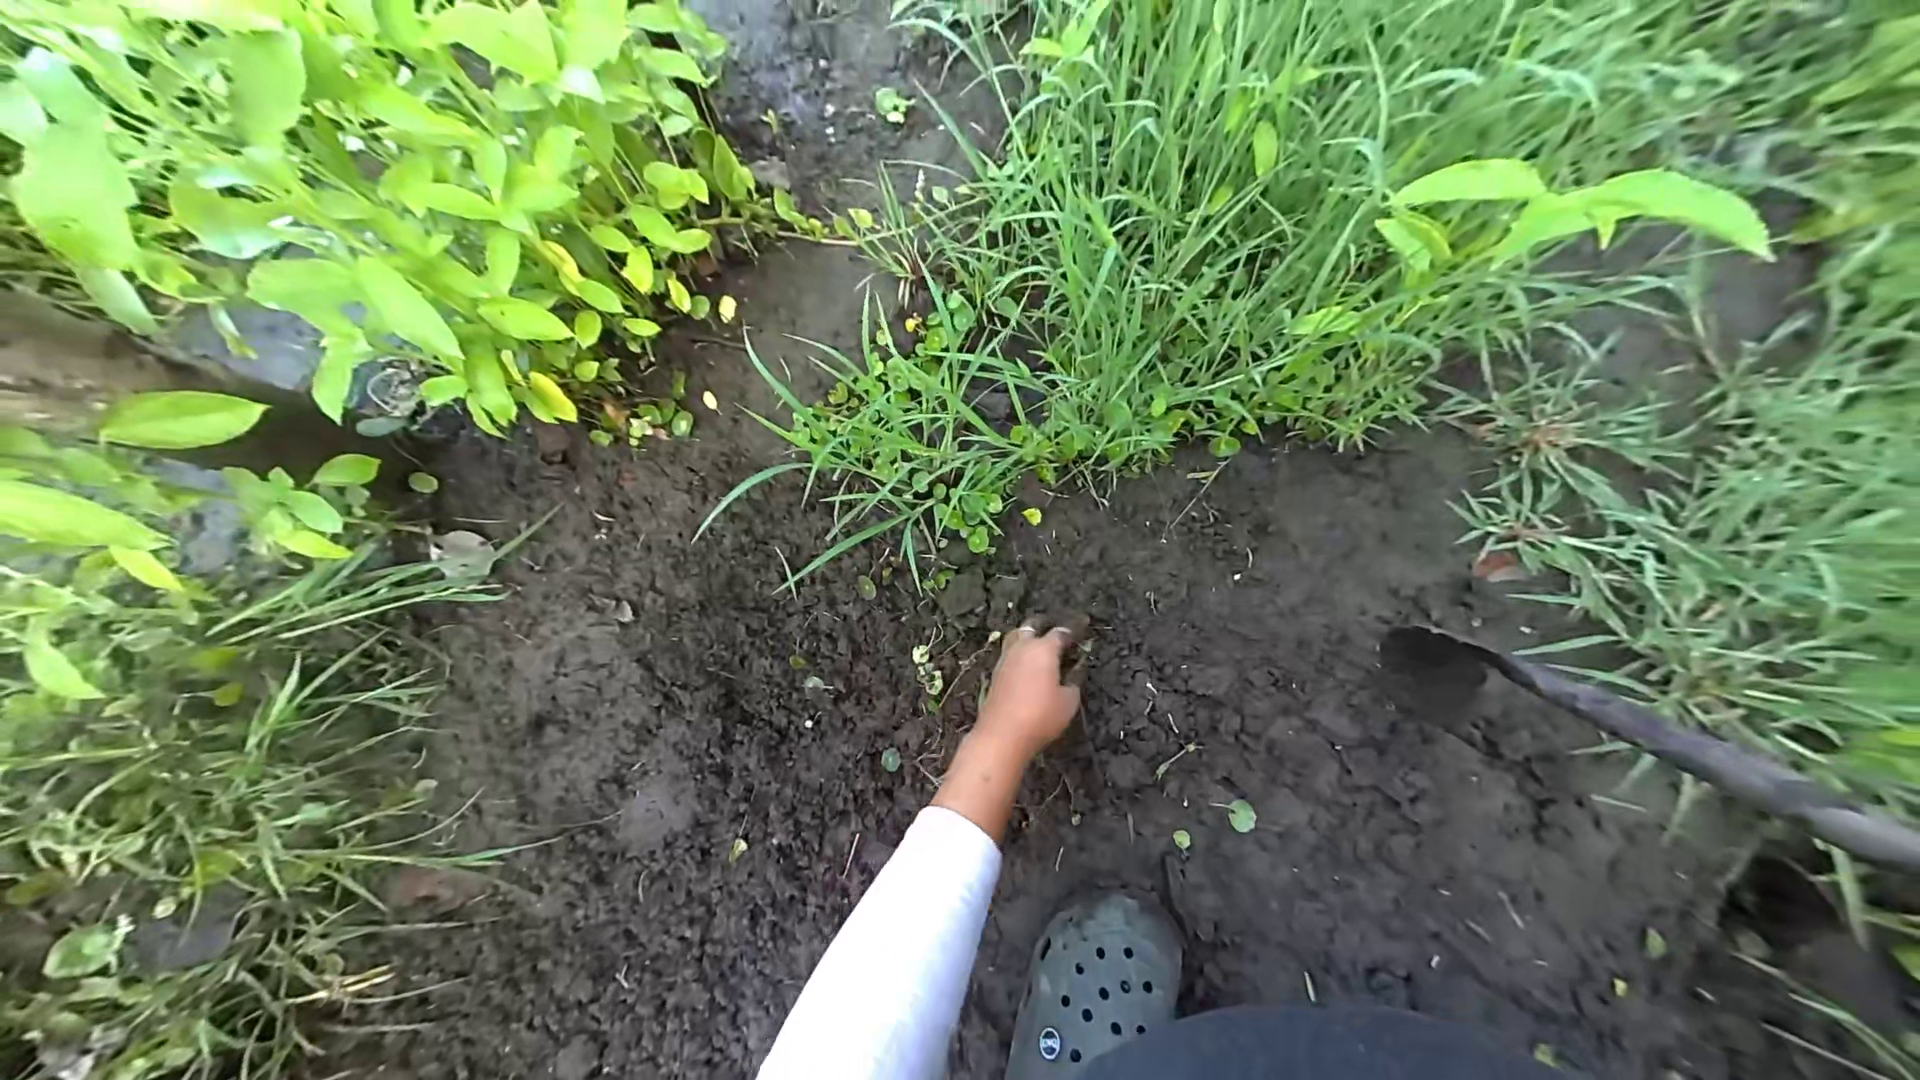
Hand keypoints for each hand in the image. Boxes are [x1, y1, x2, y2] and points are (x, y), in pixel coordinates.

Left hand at [973, 621, 1082, 761]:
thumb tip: (1075, 668)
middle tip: (1058, 634)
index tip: (1083, 627)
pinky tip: (1027, 665)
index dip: (1073, 630)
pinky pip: (1010, 653)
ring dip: (1029, 638)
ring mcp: (1005, 659)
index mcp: (1043, 649)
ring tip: (1041, 648)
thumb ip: (1074, 680)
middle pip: (1032, 627)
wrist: (1002, 734)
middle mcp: (1022, 647)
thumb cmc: (1041, 716)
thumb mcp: (1069, 701)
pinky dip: (1020, 653)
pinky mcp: (995, 673)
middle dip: (1045, 626)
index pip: (1060, 632)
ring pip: (1017, 638)